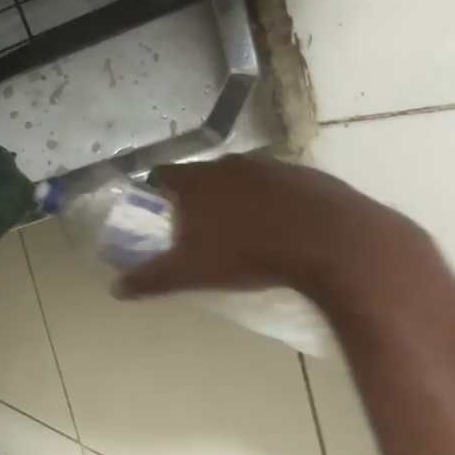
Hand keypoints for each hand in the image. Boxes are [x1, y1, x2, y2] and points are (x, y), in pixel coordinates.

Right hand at [114, 156, 434, 305]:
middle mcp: (231, 165)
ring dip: (236, 199)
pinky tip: (281, 232)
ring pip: (243, 180)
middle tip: (196, 229)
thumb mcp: (191, 274)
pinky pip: (281, 188)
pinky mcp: (312, 177)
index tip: (155, 215)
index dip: (152, 194)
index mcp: (196, 181)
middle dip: (195, 199)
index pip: (159, 176)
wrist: (339, 245)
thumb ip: (149, 279)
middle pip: (201, 176)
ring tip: (241, 232)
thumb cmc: (249, 254)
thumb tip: (116, 289)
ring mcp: (274, 167)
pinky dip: (274, 204)